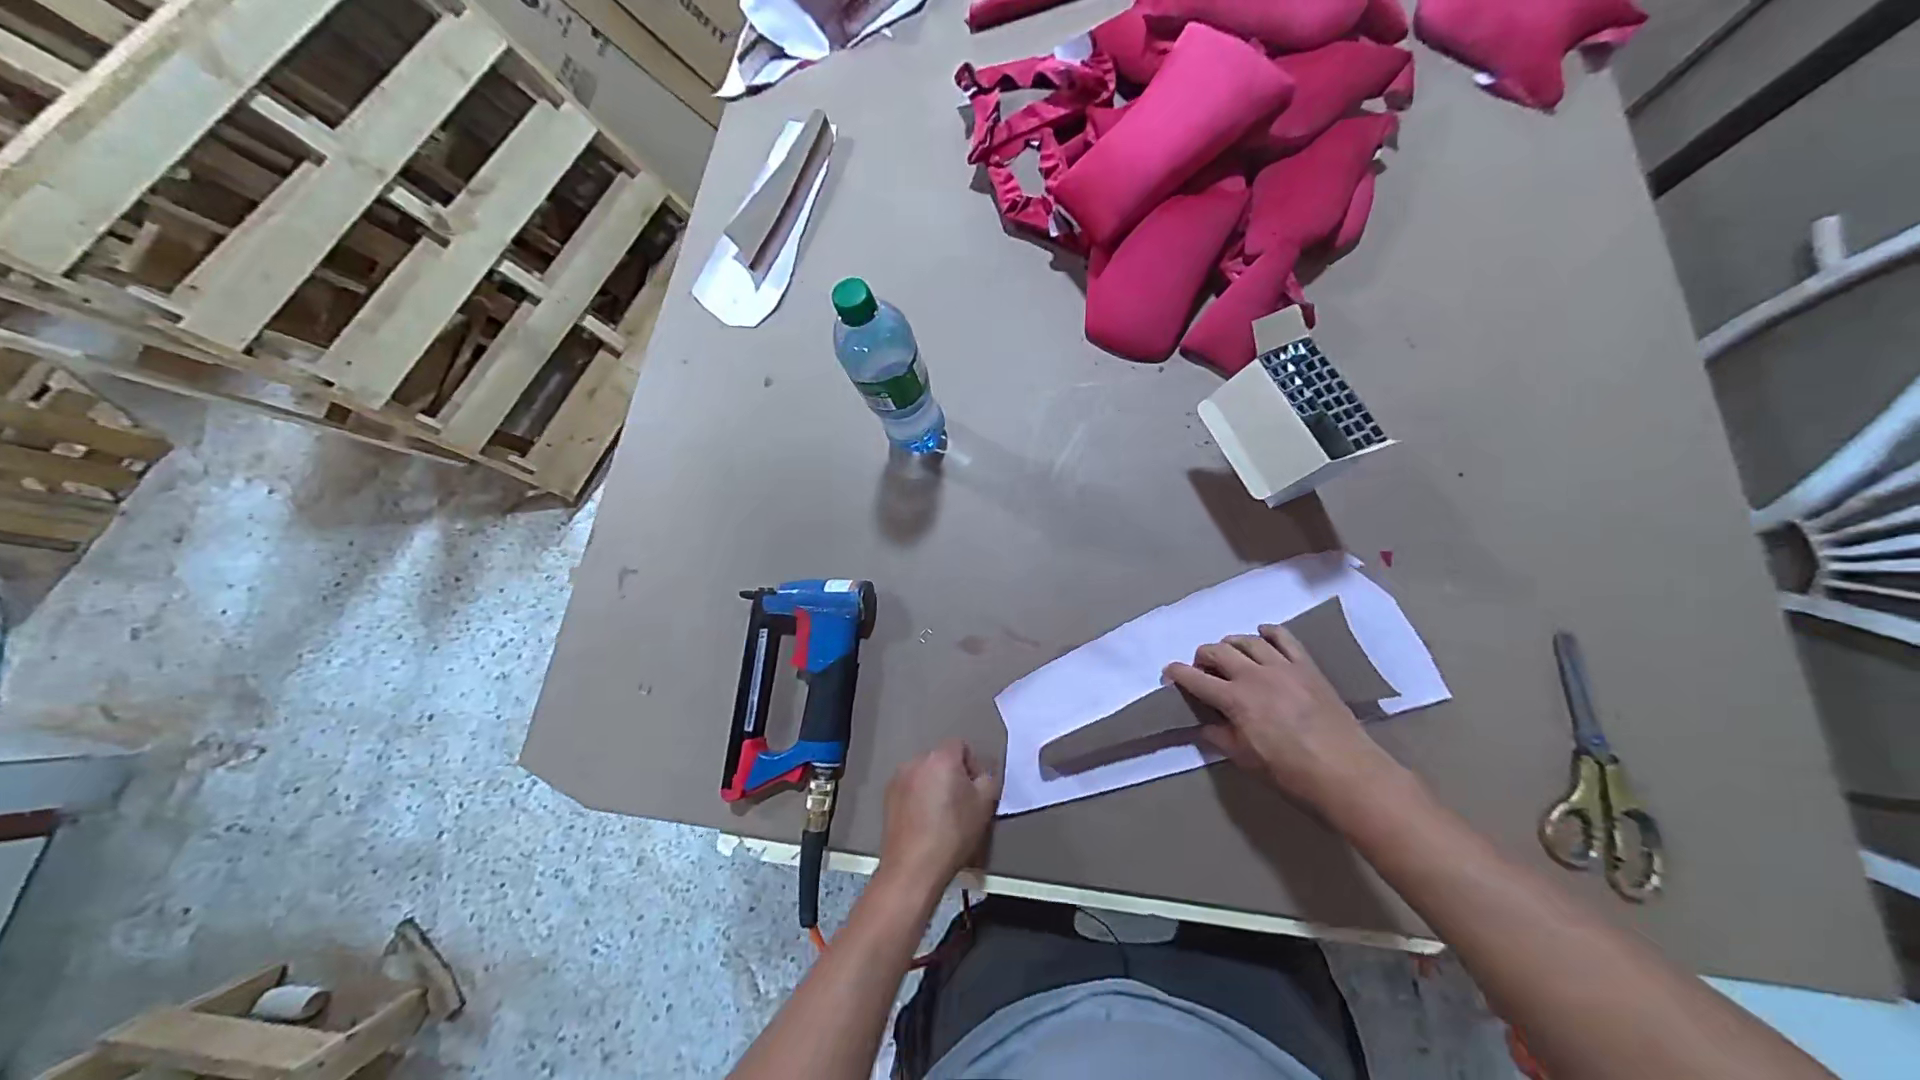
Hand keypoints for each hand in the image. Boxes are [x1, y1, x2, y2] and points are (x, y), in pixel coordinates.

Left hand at [878, 739, 1001, 895]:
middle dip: (953, 775)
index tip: (976, 789)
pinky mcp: (887, 797)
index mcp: (941, 758)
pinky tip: (924, 821)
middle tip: (962, 802)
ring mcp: (898, 779)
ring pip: (925, 774)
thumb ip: (988, 779)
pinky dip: (919, 797)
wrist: (914, 867)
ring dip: (935, 785)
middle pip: (942, 759)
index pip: (961, 745)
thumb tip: (981, 775)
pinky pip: (910, 788)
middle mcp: (916, 762)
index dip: (972, 765)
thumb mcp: (985, 805)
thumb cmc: (953, 833)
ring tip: (942, 814)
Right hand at [1164, 624, 1396, 809]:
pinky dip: (1268, 632)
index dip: (1177, 673)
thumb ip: (1220, 736)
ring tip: (1229, 654)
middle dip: (1202, 656)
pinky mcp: (1307, 667)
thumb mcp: (1245, 759)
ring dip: (1231, 644)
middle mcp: (1255, 675)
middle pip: (1218, 651)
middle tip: (1201, 668)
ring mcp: (1283, 667)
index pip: (1196, 679)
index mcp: (1236, 699)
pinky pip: (1284, 638)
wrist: (1346, 772)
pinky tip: (1262, 635)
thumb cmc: (1290, 771)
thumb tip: (1205, 724)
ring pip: (1247, 640)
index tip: (1168, 673)